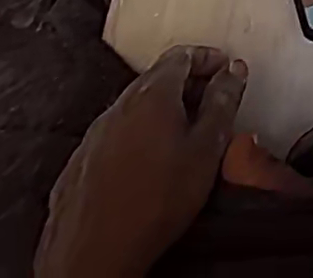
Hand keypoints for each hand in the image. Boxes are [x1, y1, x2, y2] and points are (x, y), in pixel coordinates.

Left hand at [35, 46, 247, 277]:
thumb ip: (223, 102)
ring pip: (134, 105)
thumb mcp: (207, 149)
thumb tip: (234, 70)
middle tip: (210, 96)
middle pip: (157, 76)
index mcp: (152, 95)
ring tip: (183, 130)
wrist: (93, 258)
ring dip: (160, 108)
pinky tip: (147, 160)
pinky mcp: (78, 164)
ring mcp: (94, 134)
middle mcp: (119, 105)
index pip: (182, 55)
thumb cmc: (155, 203)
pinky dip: (136, 134)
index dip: (207, 57)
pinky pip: (114, 134)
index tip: (224, 66)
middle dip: (187, 80)